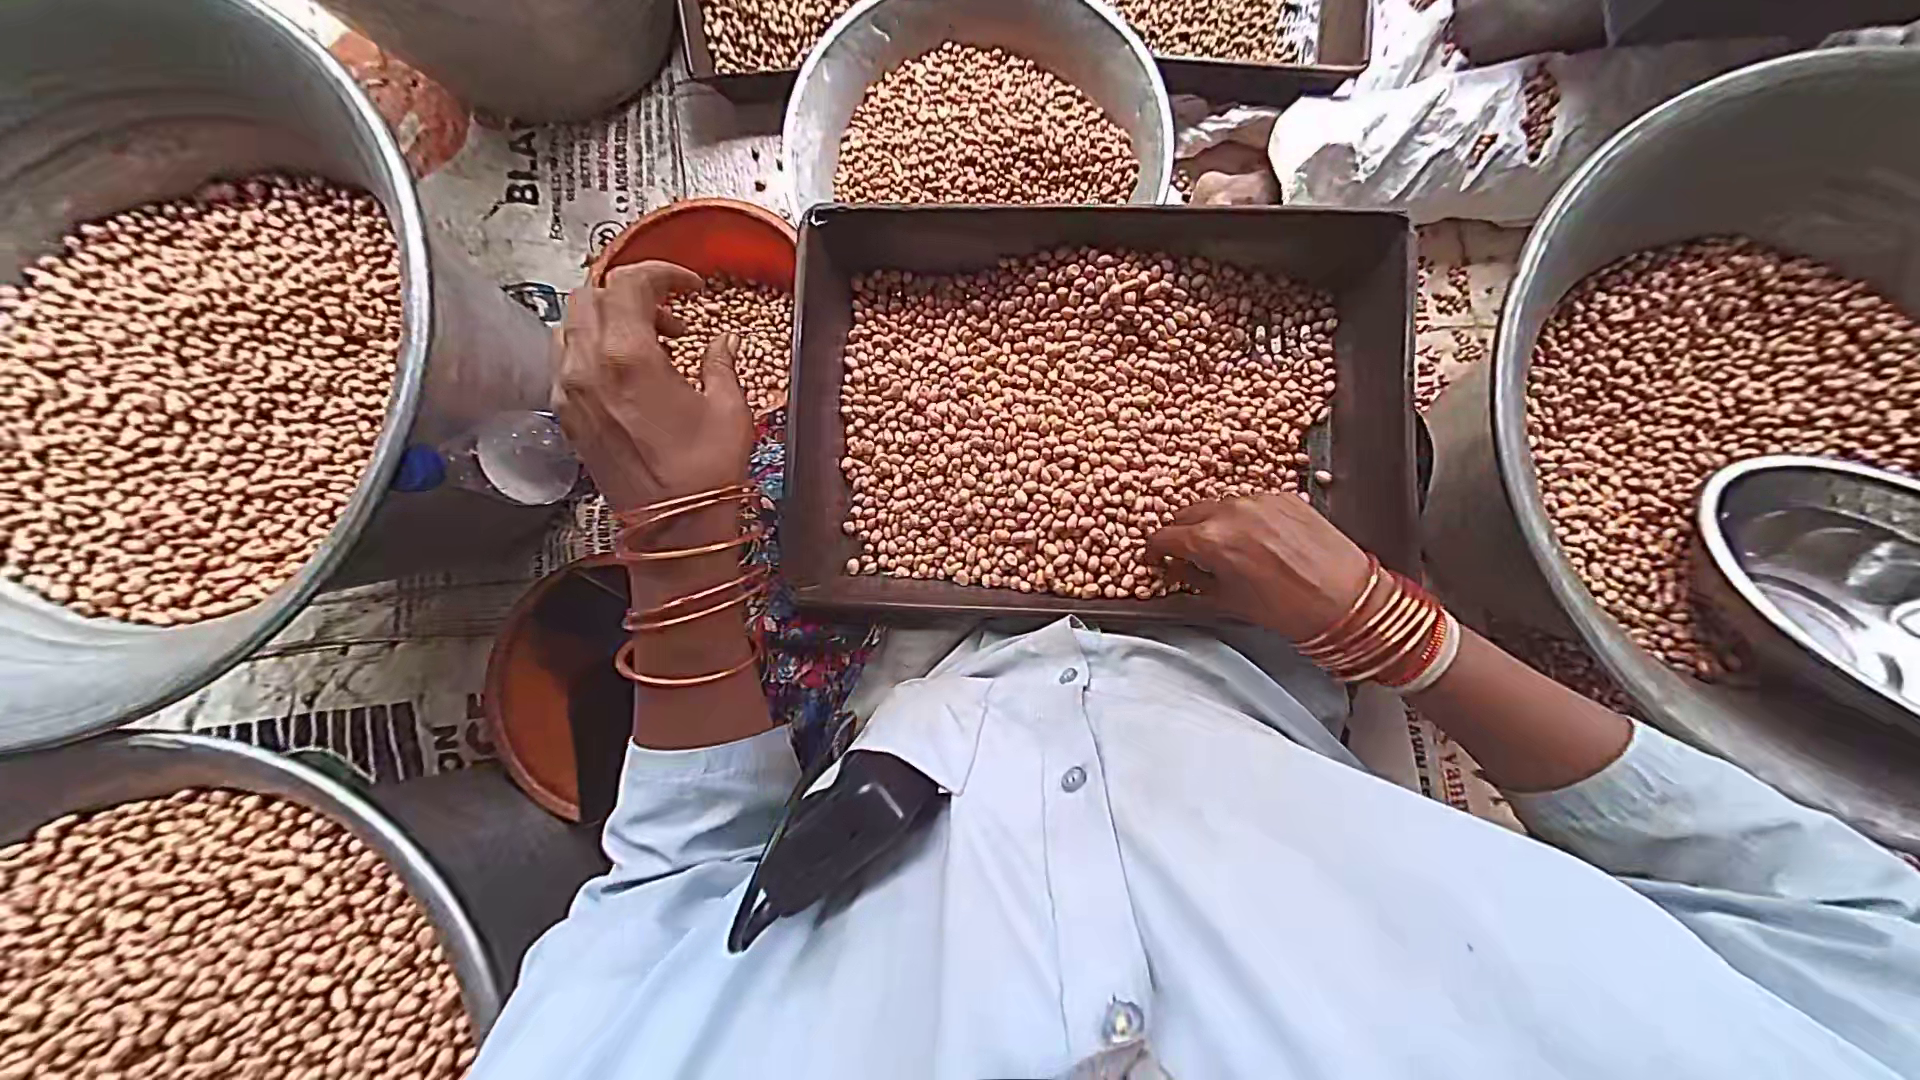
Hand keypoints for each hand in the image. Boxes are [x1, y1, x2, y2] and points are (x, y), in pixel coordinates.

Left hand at [552, 261, 752, 514]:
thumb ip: (722, 364)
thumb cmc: (706, 472)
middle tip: (673, 319)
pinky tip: (627, 372)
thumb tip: (724, 342)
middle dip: (634, 295)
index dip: (662, 274)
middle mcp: (587, 367)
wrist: (674, 528)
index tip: (689, 286)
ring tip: (649, 344)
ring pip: (571, 323)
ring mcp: (569, 391)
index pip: (629, 283)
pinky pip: (566, 359)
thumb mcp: (729, 410)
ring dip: (609, 319)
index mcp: (629, 357)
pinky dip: (593, 348)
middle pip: (592, 295)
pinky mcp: (567, 415)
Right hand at [1145, 495, 1372, 640]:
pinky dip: (1243, 517)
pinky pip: (1250, 502)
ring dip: (1211, 523)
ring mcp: (1260, 500)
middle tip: (1185, 553)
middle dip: (1181, 534)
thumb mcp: (1227, 599)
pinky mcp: (1284, 497)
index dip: (1155, 551)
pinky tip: (1254, 539)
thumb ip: (1193, 578)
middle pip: (1186, 514)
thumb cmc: (1291, 609)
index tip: (1157, 558)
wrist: (1349, 602)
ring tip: (1223, 547)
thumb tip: (1179, 569)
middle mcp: (1231, 512)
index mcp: (1210, 539)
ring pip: (1218, 505)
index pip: (1164, 536)